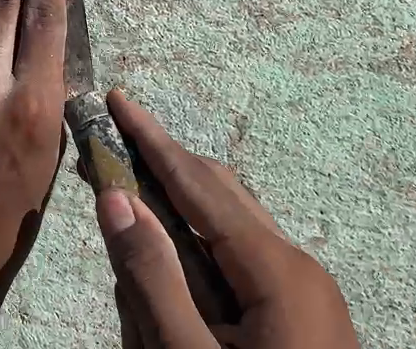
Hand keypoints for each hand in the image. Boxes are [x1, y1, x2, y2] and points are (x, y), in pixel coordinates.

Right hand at [96, 91, 359, 348]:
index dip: (152, 138)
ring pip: (230, 227)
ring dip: (177, 213)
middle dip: (161, 167)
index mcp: (276, 270)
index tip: (118, 98)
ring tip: (130, 211)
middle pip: (218, 195)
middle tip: (107, 150)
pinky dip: (200, 253)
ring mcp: (307, 294)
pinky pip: (243, 262)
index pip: (198, 183)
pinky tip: (173, 272)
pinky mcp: (305, 318)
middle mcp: (298, 267)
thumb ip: (152, 278)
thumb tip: (118, 199)